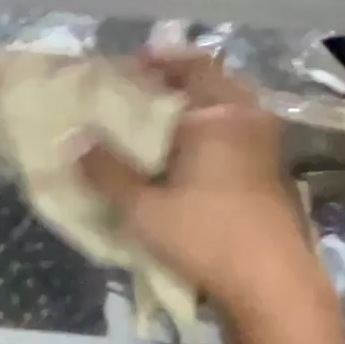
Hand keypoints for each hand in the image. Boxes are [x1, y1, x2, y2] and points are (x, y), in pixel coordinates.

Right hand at [80, 50, 323, 315]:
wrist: (270, 283)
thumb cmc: (204, 236)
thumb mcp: (142, 208)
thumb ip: (106, 172)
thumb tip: (74, 139)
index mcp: (218, 115)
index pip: (190, 66)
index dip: (157, 60)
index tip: (127, 65)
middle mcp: (248, 120)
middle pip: (213, 84)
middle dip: (176, 83)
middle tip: (139, 93)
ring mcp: (265, 148)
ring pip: (225, 112)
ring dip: (193, 111)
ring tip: (156, 125)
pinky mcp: (268, 175)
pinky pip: (233, 137)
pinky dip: (207, 135)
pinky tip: (185, 158)